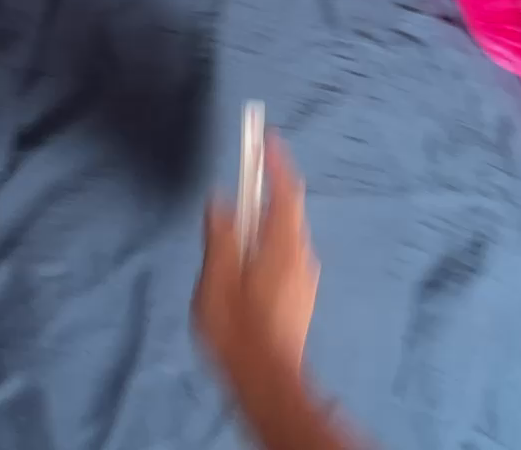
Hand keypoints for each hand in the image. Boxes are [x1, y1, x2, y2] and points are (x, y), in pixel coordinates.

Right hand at [194, 134, 320, 383]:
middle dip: (268, 186)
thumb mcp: (216, 277)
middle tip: (247, 169)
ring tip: (240, 211)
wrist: (267, 382)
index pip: (283, 191)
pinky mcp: (300, 293)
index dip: (275, 161)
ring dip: (266, 212)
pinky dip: (269, 233)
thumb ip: (220, 234)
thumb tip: (220, 199)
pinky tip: (248, 250)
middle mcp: (300, 255)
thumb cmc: (237, 327)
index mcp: (281, 245)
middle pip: (287, 209)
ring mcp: (304, 276)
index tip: (265, 137)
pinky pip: (285, 248)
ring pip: (286, 231)